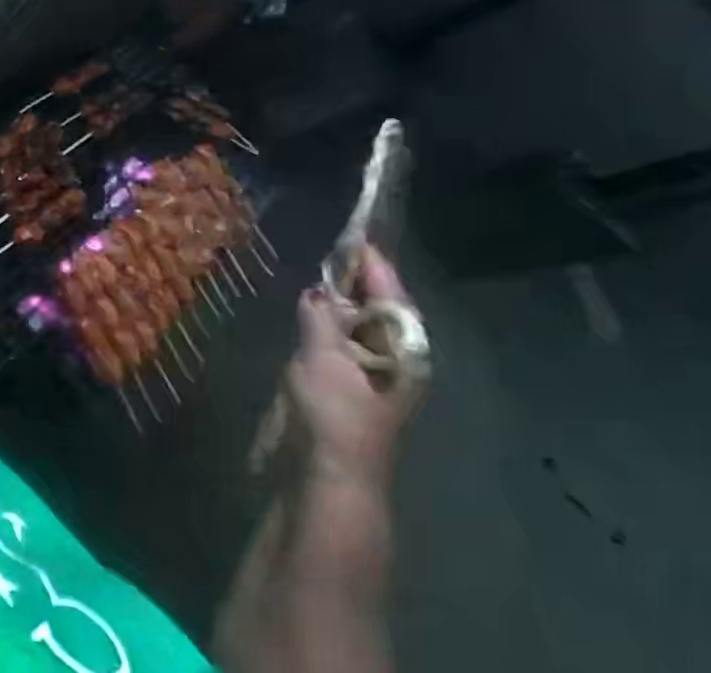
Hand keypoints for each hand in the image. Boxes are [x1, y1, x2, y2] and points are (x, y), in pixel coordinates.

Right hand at [285, 247, 425, 485]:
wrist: (325, 471)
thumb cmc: (335, 414)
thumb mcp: (323, 358)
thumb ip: (319, 319)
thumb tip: (317, 291)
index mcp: (402, 352)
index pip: (392, 299)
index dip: (375, 269)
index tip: (359, 238)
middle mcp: (390, 358)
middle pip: (376, 310)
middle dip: (357, 281)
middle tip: (336, 249)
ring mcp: (365, 373)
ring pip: (355, 327)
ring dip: (338, 302)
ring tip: (321, 273)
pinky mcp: (339, 385)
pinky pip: (335, 342)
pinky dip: (323, 323)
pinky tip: (308, 314)